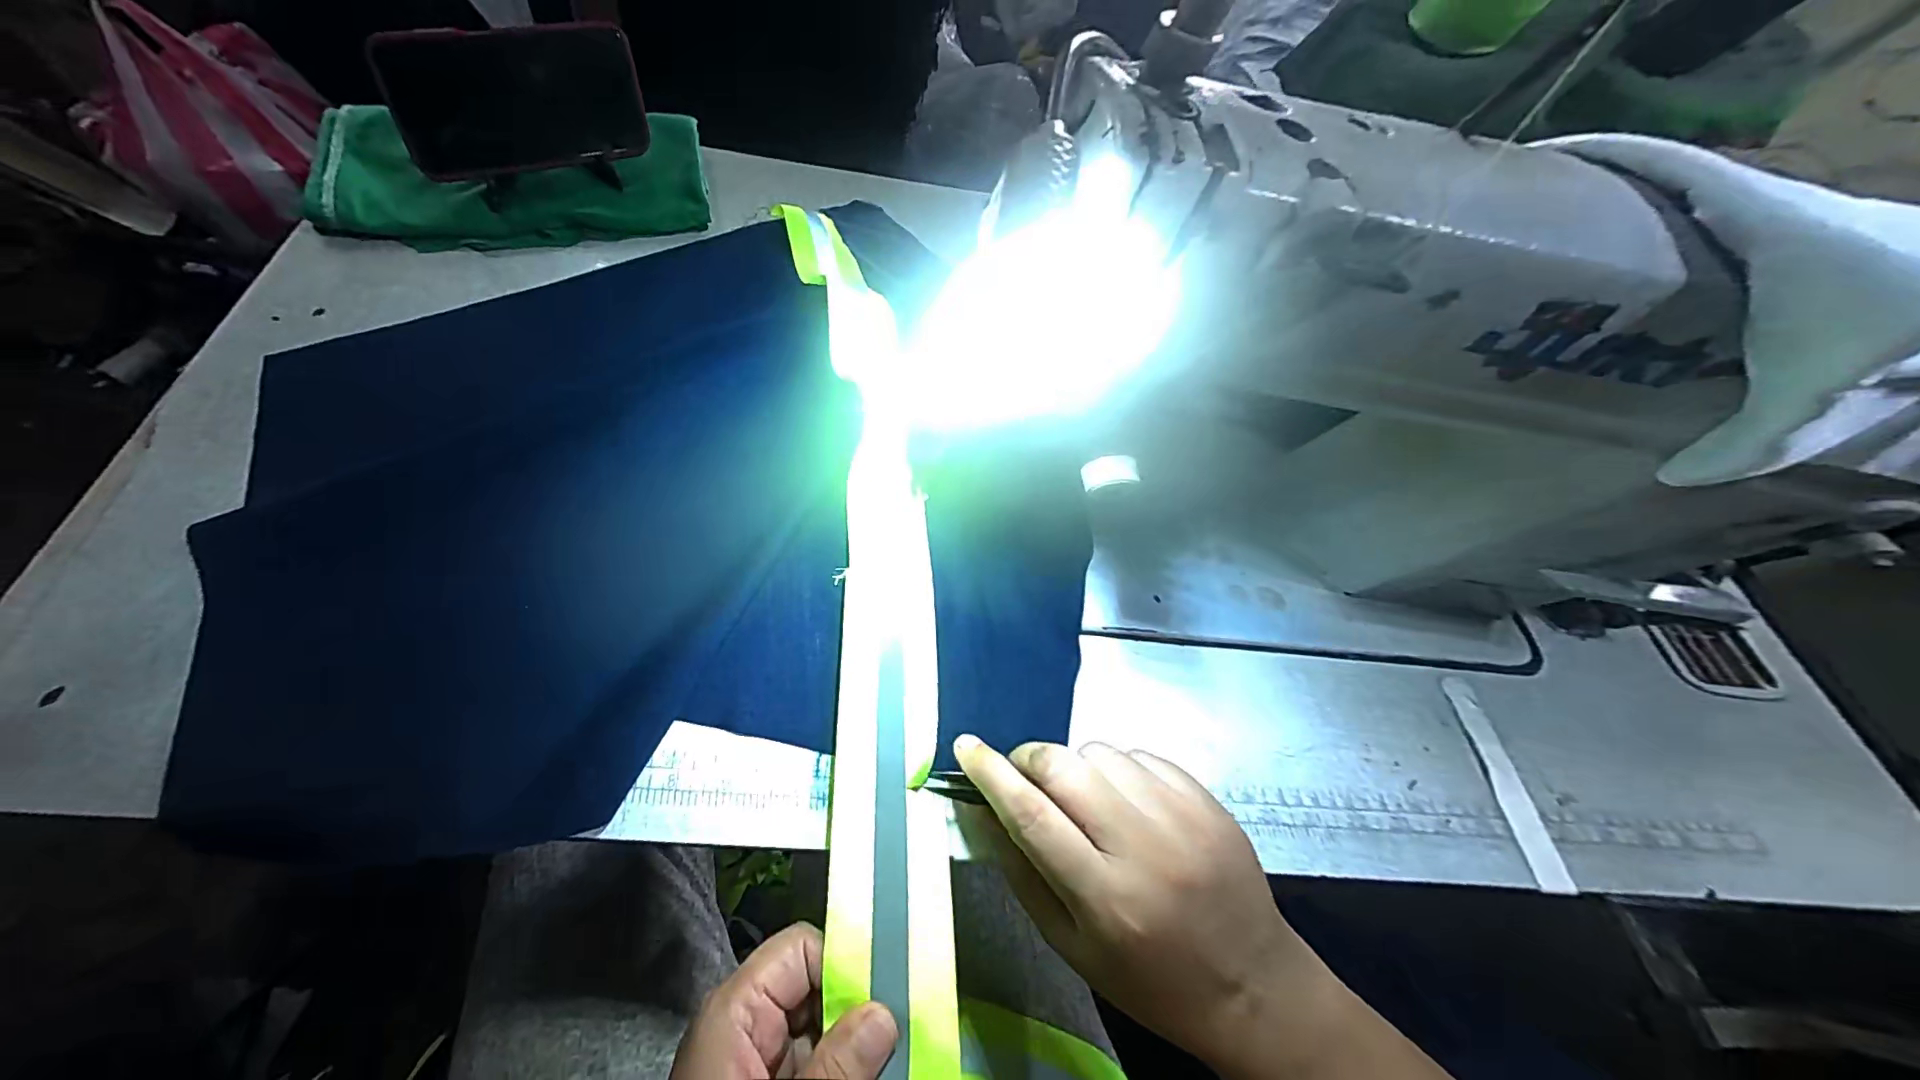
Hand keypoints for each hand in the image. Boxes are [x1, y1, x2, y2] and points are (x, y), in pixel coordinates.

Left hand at [670, 922, 897, 1078]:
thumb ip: (834, 1068)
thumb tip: (884, 1013)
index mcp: (736, 1011)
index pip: (802, 949)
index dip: (845, 965)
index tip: (890, 995)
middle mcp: (747, 1023)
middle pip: (819, 986)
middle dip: (862, 1009)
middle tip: (908, 1031)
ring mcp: (758, 1059)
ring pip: (824, 1027)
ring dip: (860, 1046)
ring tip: (900, 1059)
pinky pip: (818, 1061)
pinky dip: (845, 1070)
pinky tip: (877, 1075)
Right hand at [954, 736, 1447, 1079]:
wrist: (1253, 985)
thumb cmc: (1148, 979)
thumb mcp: (1071, 945)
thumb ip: (1020, 873)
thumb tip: (979, 811)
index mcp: (1105, 897)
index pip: (1032, 815)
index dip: (991, 774)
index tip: (966, 745)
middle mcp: (1144, 848)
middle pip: (1066, 769)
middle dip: (1030, 758)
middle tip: (1023, 774)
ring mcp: (1183, 818)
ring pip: (1102, 753)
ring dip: (1076, 765)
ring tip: (1083, 799)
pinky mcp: (1207, 801)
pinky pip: (1141, 755)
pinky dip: (1118, 768)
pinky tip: (1124, 799)